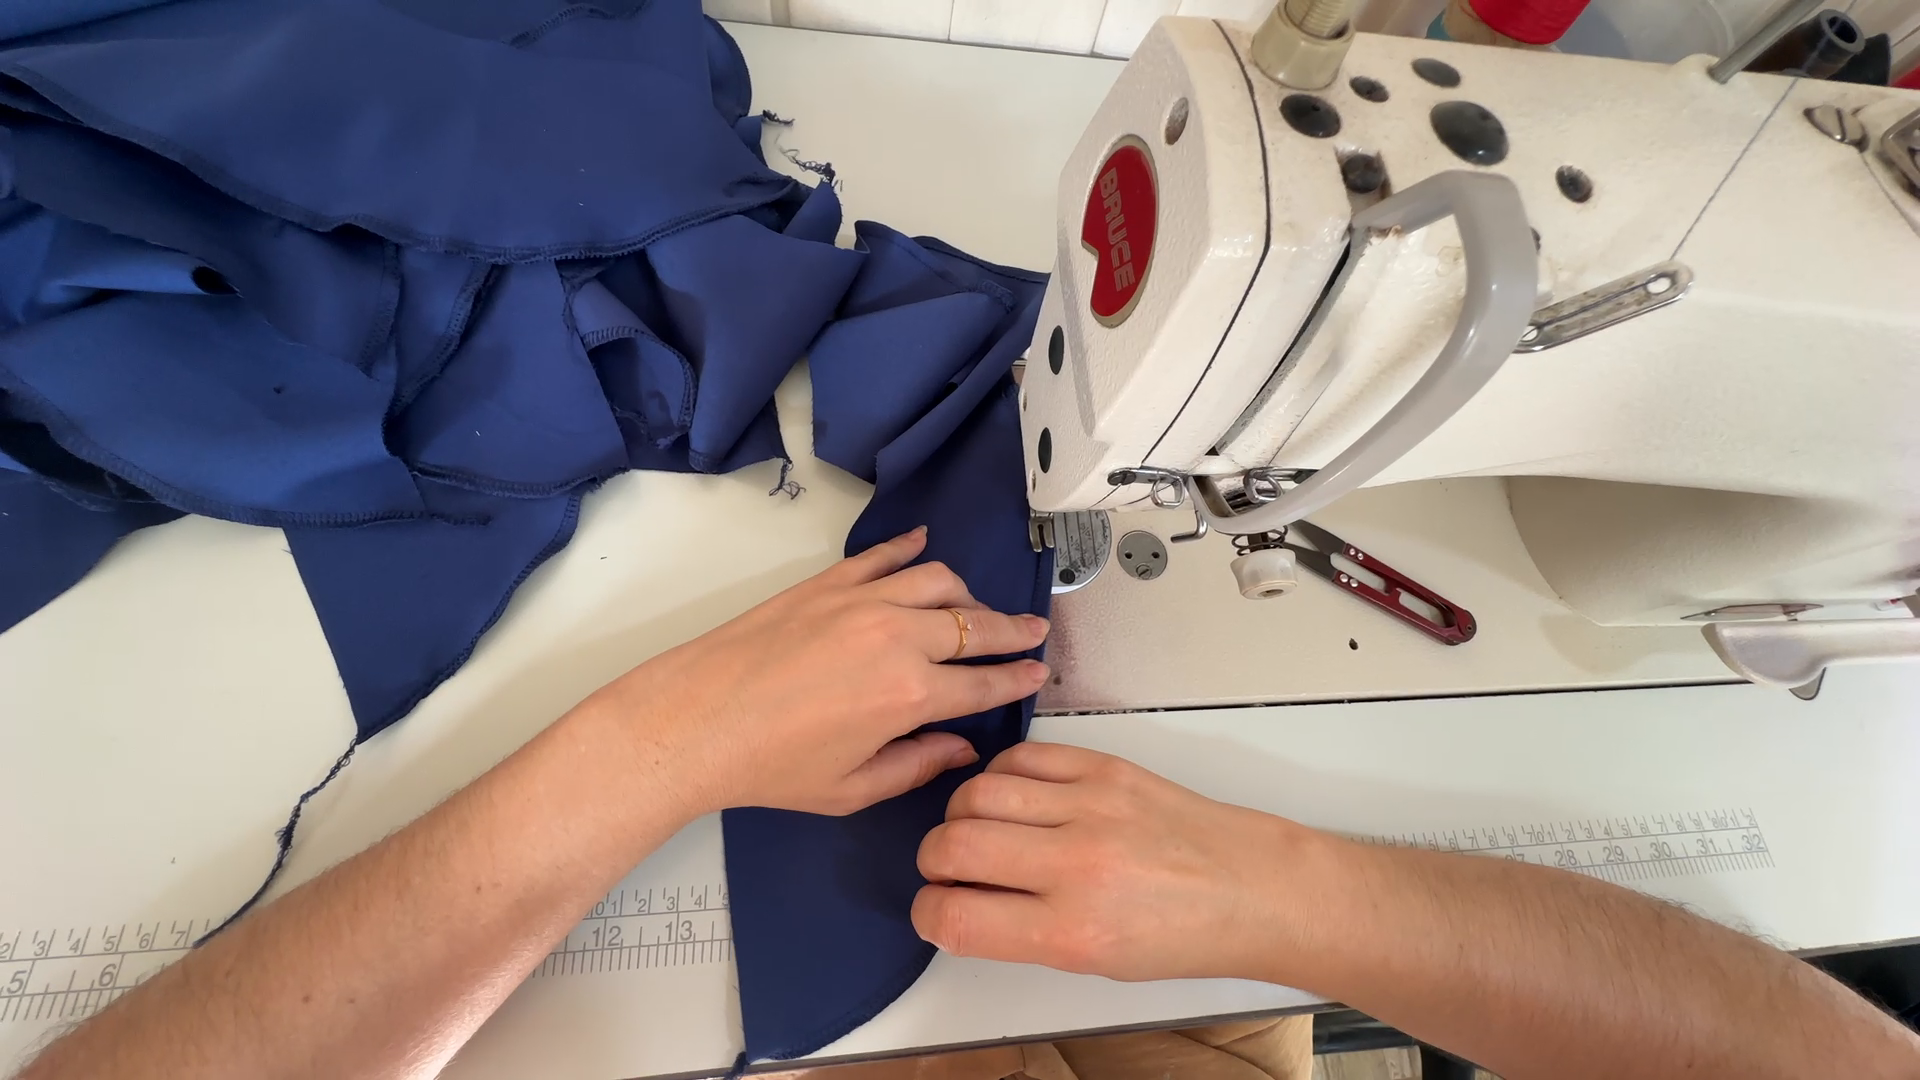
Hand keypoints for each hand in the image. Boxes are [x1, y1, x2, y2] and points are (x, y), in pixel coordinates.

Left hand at [583, 527, 1048, 818]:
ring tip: (975, 606)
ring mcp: (863, 600)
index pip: (984, 683)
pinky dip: (908, 547)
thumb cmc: (772, 768)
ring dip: (968, 593)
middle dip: (1013, 629)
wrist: (695, 720)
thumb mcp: (852, 789)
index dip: (1018, 679)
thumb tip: (964, 749)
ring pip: (939, 580)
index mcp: (910, 696)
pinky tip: (923, 542)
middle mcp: (899, 637)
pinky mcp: (830, 582)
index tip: (1038, 671)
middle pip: (975, 625)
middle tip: (1033, 630)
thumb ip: (918, 766)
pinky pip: (883, 555)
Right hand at [912, 742, 1317, 982]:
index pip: (957, 917)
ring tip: (977, 826)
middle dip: (932, 859)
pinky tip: (1011, 795)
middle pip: (954, 845)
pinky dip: (999, 775)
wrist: (1247, 885)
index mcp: (1073, 931)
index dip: (927, 913)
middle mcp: (1075, 863)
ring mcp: (1089, 803)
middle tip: (946, 866)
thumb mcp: (1095, 960)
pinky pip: (1021, 756)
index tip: (934, 909)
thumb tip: (959, 903)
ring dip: (960, 813)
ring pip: (978, 791)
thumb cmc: (1176, 937)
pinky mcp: (1102, 764)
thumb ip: (1020, 932)